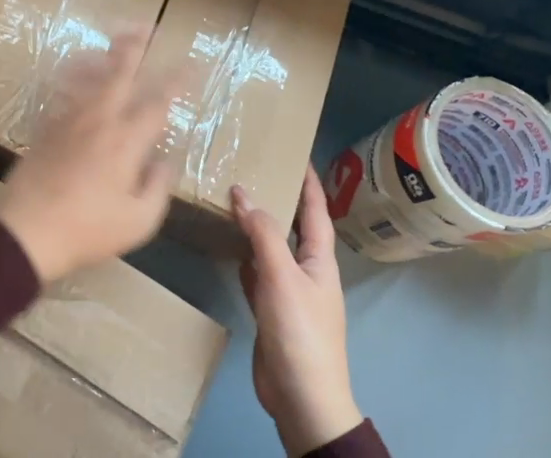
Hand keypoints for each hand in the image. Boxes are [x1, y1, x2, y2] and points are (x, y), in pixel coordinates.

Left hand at [0, 33, 176, 282]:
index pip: (158, 103)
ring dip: (105, 54)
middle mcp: (100, 120)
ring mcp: (69, 120)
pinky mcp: (47, 128)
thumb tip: (165, 162)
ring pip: (91, 77)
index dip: (177, 81)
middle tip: (145, 27)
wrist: (27, 230)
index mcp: (126, 141)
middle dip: (134, 47)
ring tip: (114, 38)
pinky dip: (75, 75)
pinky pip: (66, 91)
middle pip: (120, 73)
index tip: (192, 64)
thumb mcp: (138, 221)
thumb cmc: (88, 229)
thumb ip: (158, 187)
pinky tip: (77, 69)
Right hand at [235, 168, 363, 456]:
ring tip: (236, 201)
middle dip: (279, 200)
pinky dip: (246, 259)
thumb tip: (243, 192)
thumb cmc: (300, 331)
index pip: (315, 210)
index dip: (309, 181)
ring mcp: (289, 293)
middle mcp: (307, 271)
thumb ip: (262, 233)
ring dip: (258, 228)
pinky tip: (230, 248)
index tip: (298, 153)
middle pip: (292, 227)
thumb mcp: (282, 276)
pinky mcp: (271, 312)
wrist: (302, 398)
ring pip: (272, 250)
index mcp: (319, 259)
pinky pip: (257, 275)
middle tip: (256, 171)